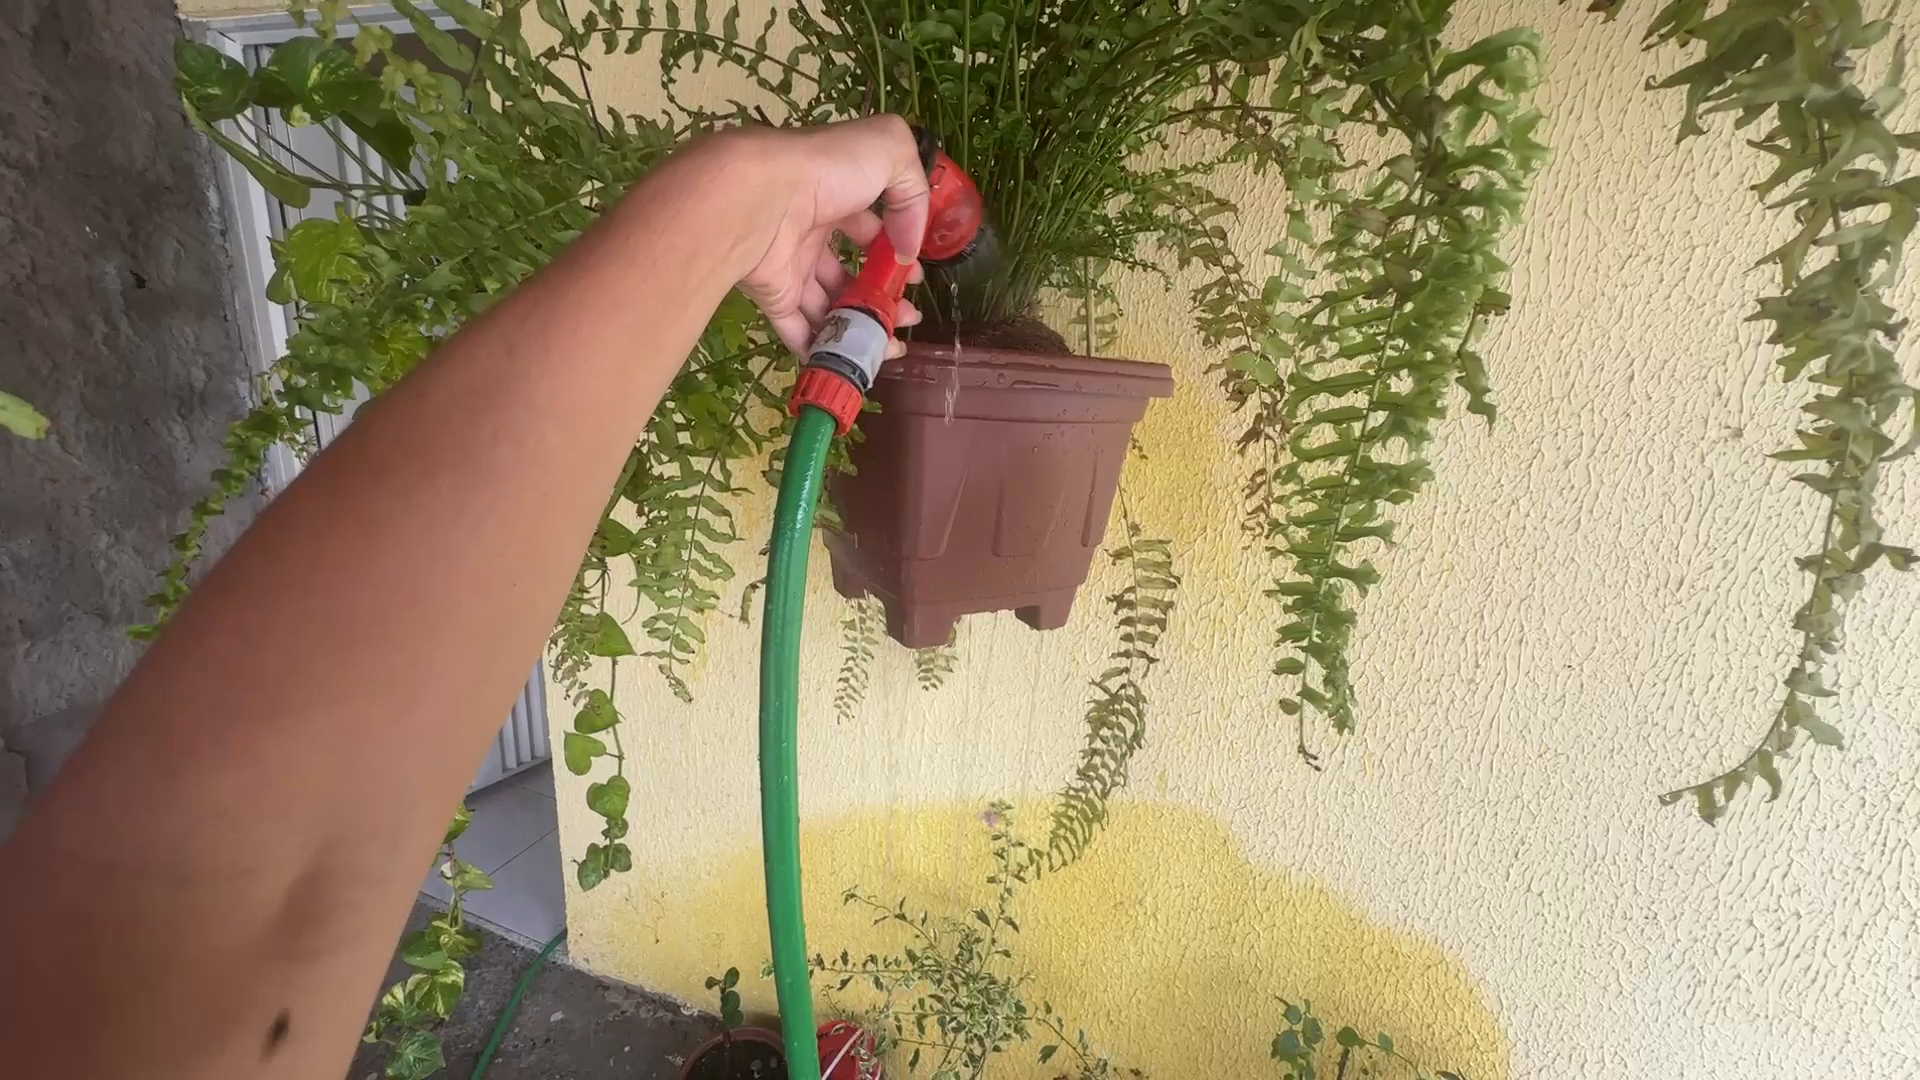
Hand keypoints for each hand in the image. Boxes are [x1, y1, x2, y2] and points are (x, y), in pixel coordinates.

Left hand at [692, 116, 931, 355]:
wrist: (760, 197)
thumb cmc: (826, 169)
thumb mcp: (889, 150)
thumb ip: (913, 190)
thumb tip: (908, 247)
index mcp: (833, 194)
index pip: (867, 226)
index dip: (894, 250)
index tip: (912, 276)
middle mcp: (808, 230)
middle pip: (848, 273)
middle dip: (879, 297)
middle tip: (905, 319)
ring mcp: (788, 264)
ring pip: (827, 304)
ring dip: (858, 326)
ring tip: (886, 346)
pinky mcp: (771, 294)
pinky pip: (795, 327)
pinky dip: (818, 347)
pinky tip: (846, 359)